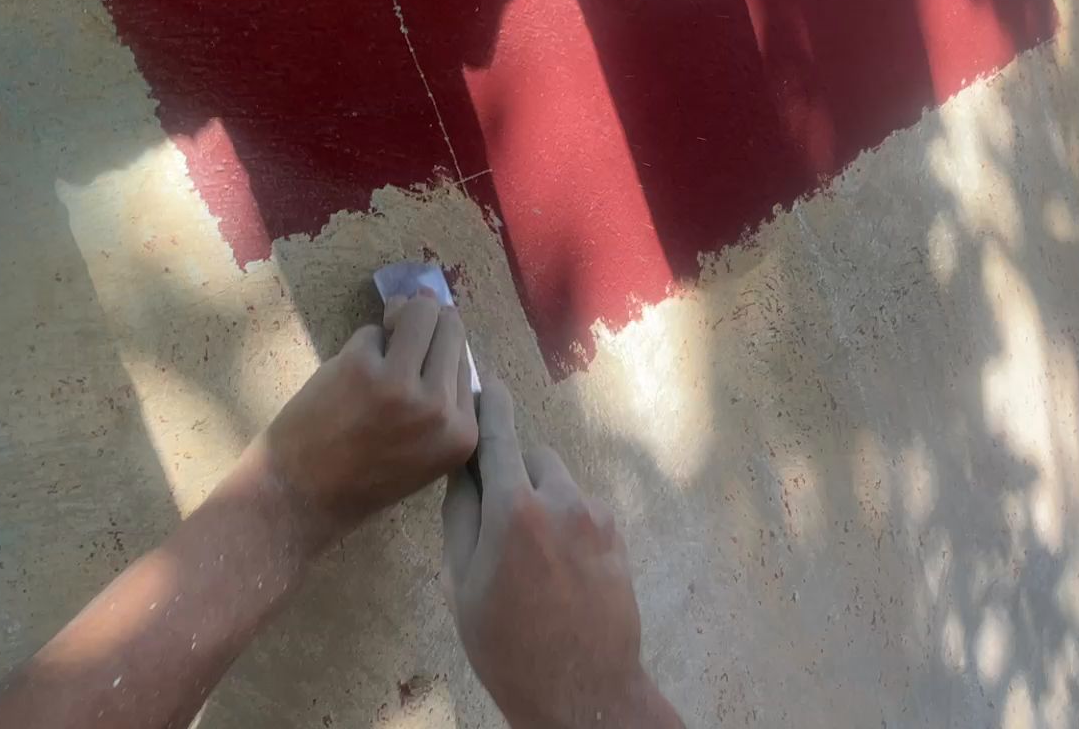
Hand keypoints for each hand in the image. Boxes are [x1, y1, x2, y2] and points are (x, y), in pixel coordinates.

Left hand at [261, 292, 478, 552]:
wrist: (301, 498)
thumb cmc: (364, 475)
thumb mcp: (426, 449)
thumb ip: (442, 394)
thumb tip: (440, 309)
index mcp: (464, 431)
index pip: (466, 360)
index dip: (440, 350)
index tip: (418, 358)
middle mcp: (440, 406)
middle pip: (449, 326)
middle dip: (425, 322)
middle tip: (399, 338)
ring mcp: (401, 383)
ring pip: (419, 313)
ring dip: (398, 319)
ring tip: (378, 349)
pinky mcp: (361, 366)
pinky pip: (373, 331)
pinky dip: (362, 345)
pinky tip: (349, 373)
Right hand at [442, 381, 683, 728]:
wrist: (584, 694)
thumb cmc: (508, 645)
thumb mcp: (461, 585)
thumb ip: (461, 516)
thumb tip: (464, 470)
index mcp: (513, 510)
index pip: (498, 435)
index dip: (490, 403)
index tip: (486, 382)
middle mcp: (560, 499)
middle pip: (532, 456)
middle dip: (515, 472)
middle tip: (505, 520)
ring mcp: (595, 514)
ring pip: (560, 482)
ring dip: (545, 498)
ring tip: (539, 552)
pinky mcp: (617, 532)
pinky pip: (584, 507)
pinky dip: (570, 520)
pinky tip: (566, 566)